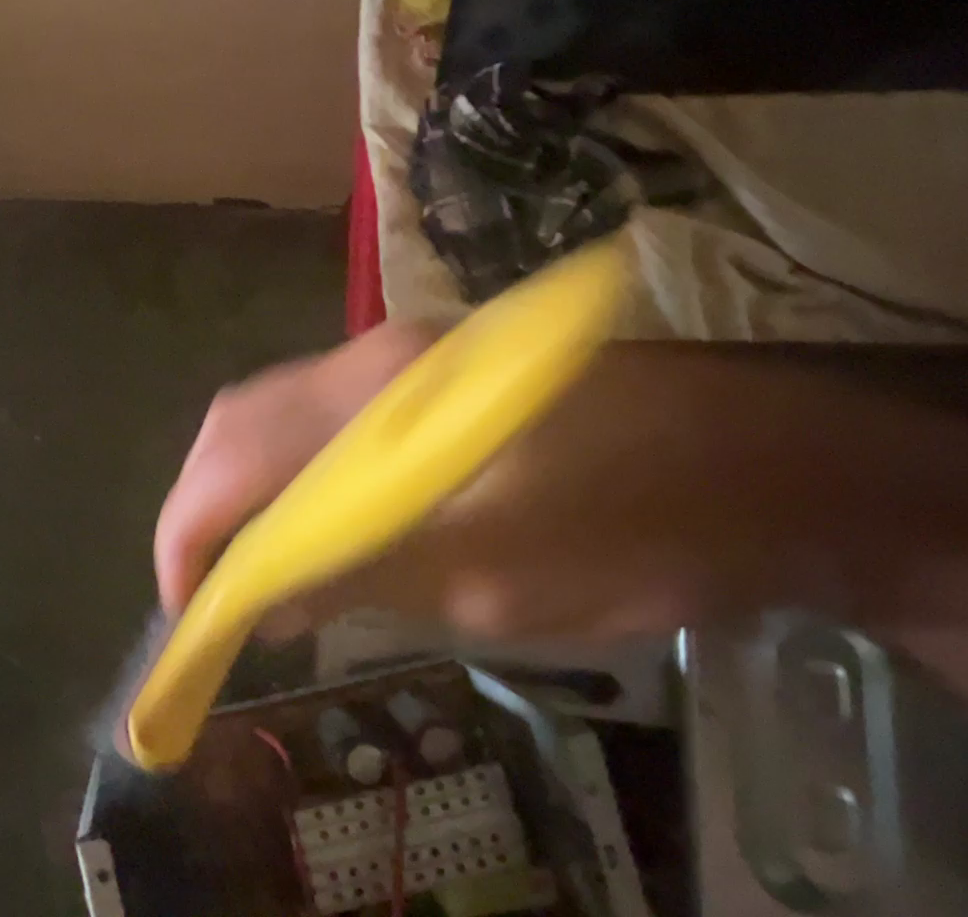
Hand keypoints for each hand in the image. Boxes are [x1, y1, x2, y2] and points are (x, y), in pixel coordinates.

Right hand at [155, 321, 967, 641]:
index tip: (184, 611)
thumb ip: (356, 579)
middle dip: (204, 508)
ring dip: (245, 489)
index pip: (233, 461)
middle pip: (238, 421)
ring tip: (251, 566)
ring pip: (276, 413)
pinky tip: (315, 526)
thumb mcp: (488, 582)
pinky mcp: (437, 371)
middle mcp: (375, 358)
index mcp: (380, 404)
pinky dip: (295, 473)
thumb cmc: (639, 534)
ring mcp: (407, 355)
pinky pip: (326, 416)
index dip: (189, 536)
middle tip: (207, 590)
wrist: (782, 464)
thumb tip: (263, 603)